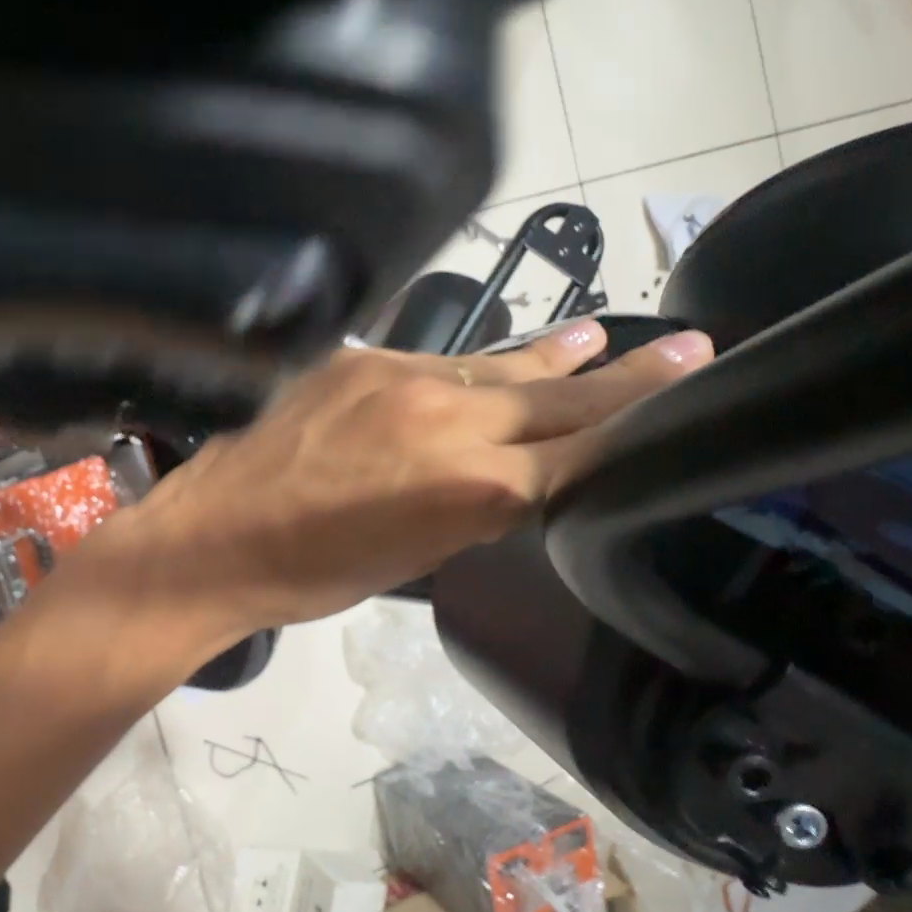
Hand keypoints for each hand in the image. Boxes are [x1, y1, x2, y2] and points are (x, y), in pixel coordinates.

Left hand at [59, 320, 714, 663]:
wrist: (216, 539)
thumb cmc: (312, 575)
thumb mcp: (417, 557)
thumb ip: (477, 506)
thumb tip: (514, 475)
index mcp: (474, 486)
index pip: (582, 443)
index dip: (644, 412)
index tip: (695, 375)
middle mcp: (446, 419)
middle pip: (550, 394)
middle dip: (620, 375)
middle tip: (686, 345)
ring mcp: (395, 380)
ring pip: (492, 368)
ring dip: (547, 356)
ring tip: (598, 336)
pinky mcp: (353, 363)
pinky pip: (429, 362)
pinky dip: (466, 369)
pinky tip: (486, 363)